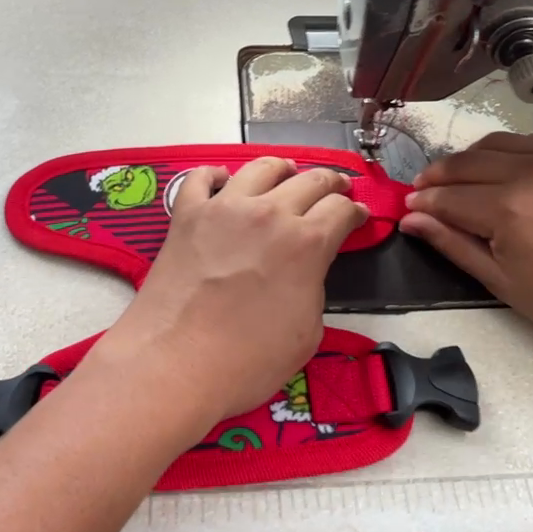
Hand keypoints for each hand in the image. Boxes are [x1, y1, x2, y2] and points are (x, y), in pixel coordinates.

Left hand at [83, 157, 370, 427]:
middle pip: (309, 180)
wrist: (174, 363)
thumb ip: (313, 288)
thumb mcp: (306, 333)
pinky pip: (201, 178)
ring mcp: (224, 208)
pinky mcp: (187, 214)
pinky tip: (222, 180)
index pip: (341, 210)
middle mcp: (269, 213)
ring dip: (282, 168)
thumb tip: (305, 271)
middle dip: (330, 183)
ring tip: (287, 171)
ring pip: (260, 168)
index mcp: (307, 242)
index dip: (355, 212)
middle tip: (337, 189)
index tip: (358, 216)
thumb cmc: (247, 361)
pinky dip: (215, 175)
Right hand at [399, 133, 532, 371]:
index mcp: (509, 208)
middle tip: (423, 195)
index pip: (448, 197)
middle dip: (438, 178)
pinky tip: (500, 171)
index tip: (407, 210)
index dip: (422, 204)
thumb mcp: (504, 283)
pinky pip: (529, 142)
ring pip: (494, 145)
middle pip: (465, 164)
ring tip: (457, 182)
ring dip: (468, 161)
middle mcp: (530, 171)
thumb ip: (454, 244)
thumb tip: (412, 220)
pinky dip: (505, 152)